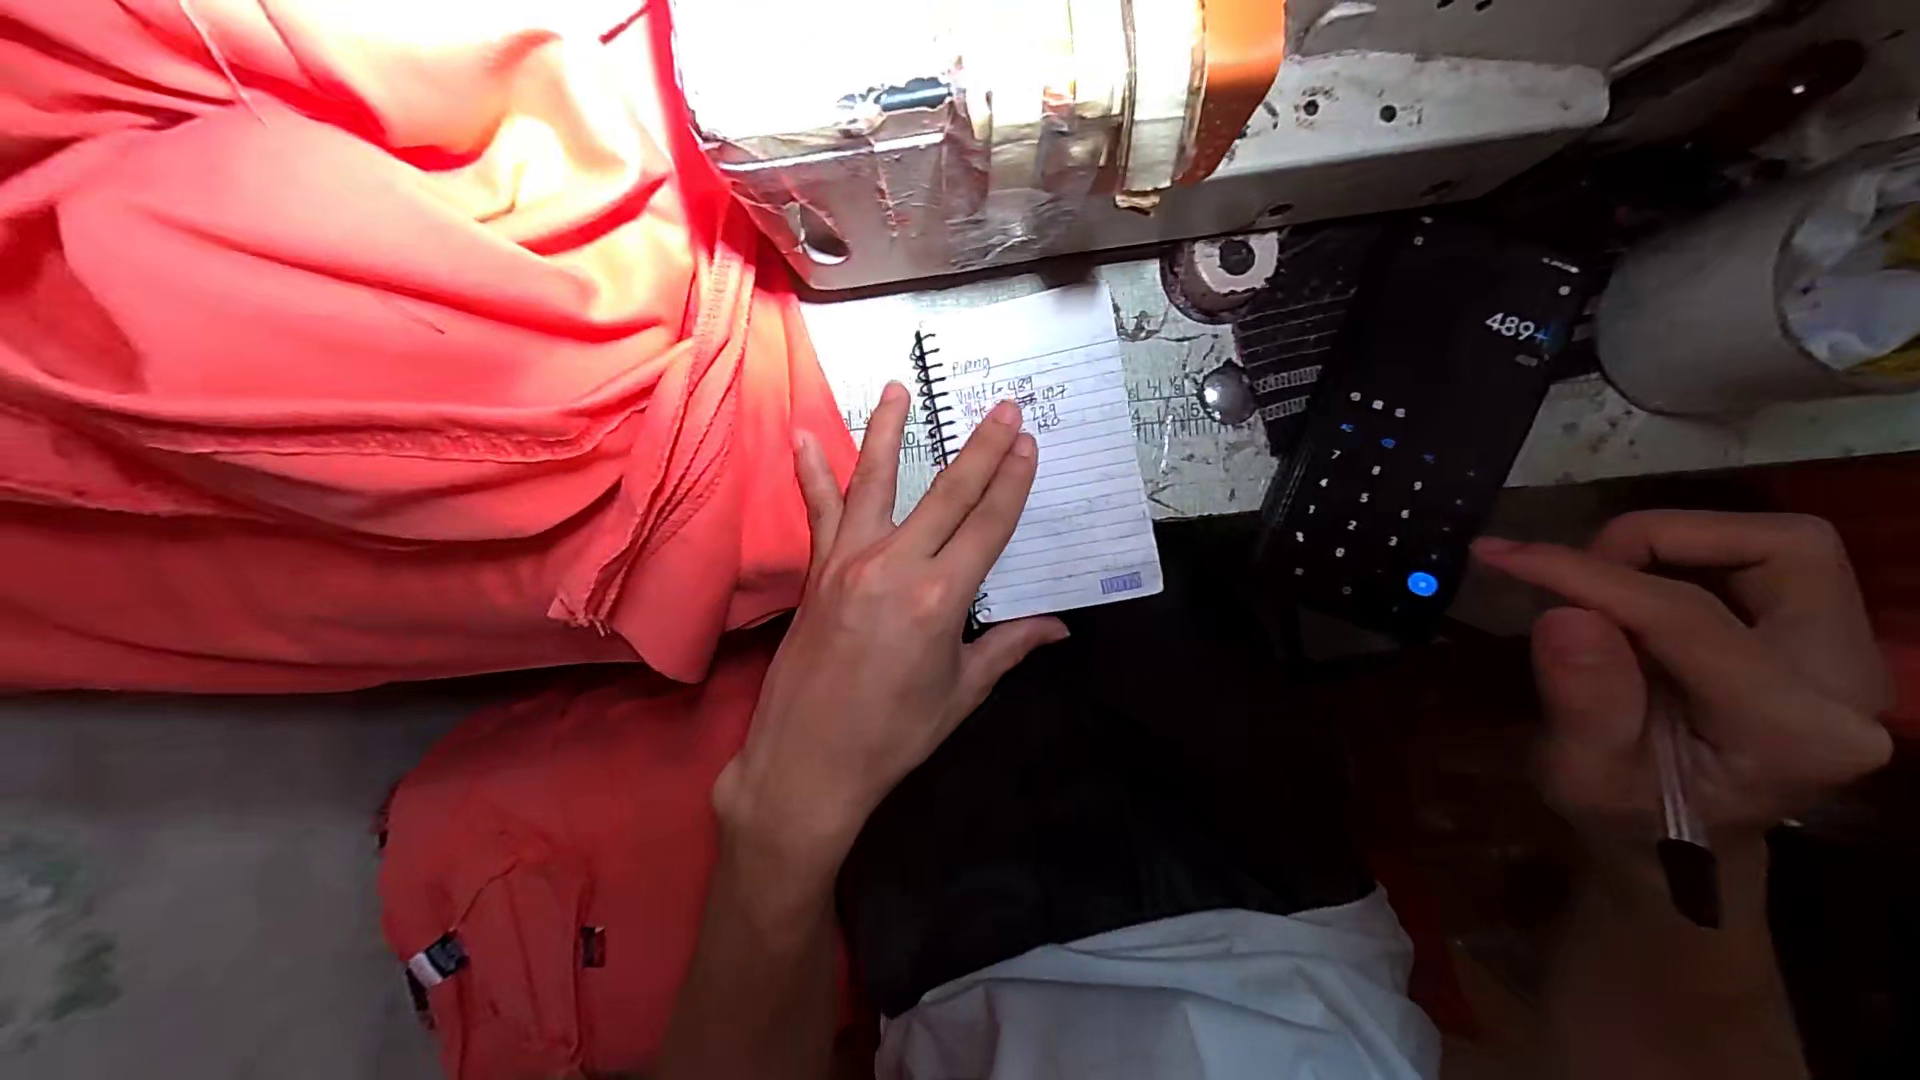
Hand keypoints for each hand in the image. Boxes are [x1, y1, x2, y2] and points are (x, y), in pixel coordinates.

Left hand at [714, 382, 1068, 868]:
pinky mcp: (819, 572)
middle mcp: (895, 566)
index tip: (1027, 443)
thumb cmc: (894, 735)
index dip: (1012, 482)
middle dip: (980, 448)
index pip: (989, 525)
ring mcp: (849, 562)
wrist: (808, 762)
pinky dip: (811, 475)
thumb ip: (1008, 647)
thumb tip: (1058, 627)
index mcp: (940, 598)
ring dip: (888, 432)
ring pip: (875, 484)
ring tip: (897, 389)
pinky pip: (819, 514)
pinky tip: (801, 437)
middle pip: (948, 494)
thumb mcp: (961, 691)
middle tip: (1002, 408)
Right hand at [1473, 511, 1892, 842]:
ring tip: (1595, 586)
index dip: (1584, 575)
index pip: (1685, 615)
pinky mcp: (1820, 635)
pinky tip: (1624, 595)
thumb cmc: (1621, 810)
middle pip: (1777, 548)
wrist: (1676, 832)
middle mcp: (1845, 682)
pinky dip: (1678, 557)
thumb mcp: (1579, 774)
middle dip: (1655, 540)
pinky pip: (1758, 559)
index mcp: (1789, 731)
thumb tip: (1564, 615)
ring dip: (1667, 545)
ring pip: (1774, 543)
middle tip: (1574, 575)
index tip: (1500, 554)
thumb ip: (1584, 703)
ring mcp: (1843, 654)